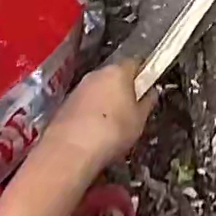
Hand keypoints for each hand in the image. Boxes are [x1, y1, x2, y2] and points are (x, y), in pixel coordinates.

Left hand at [39, 59, 157, 171]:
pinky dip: (89, 113)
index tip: (146, 88)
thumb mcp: (139, 120)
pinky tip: (92, 133)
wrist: (69, 153)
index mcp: (118, 71)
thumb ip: (147, 102)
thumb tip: (151, 92)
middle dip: (122, 89)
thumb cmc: (112, 132)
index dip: (143, 74)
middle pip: (114, 76)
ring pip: (97, 90)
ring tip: (110, 126)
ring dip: (104, 102)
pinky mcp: (64, 105)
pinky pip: (83, 104)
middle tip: (130, 110)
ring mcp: (78, 89)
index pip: (135, 62)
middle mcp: (96, 74)